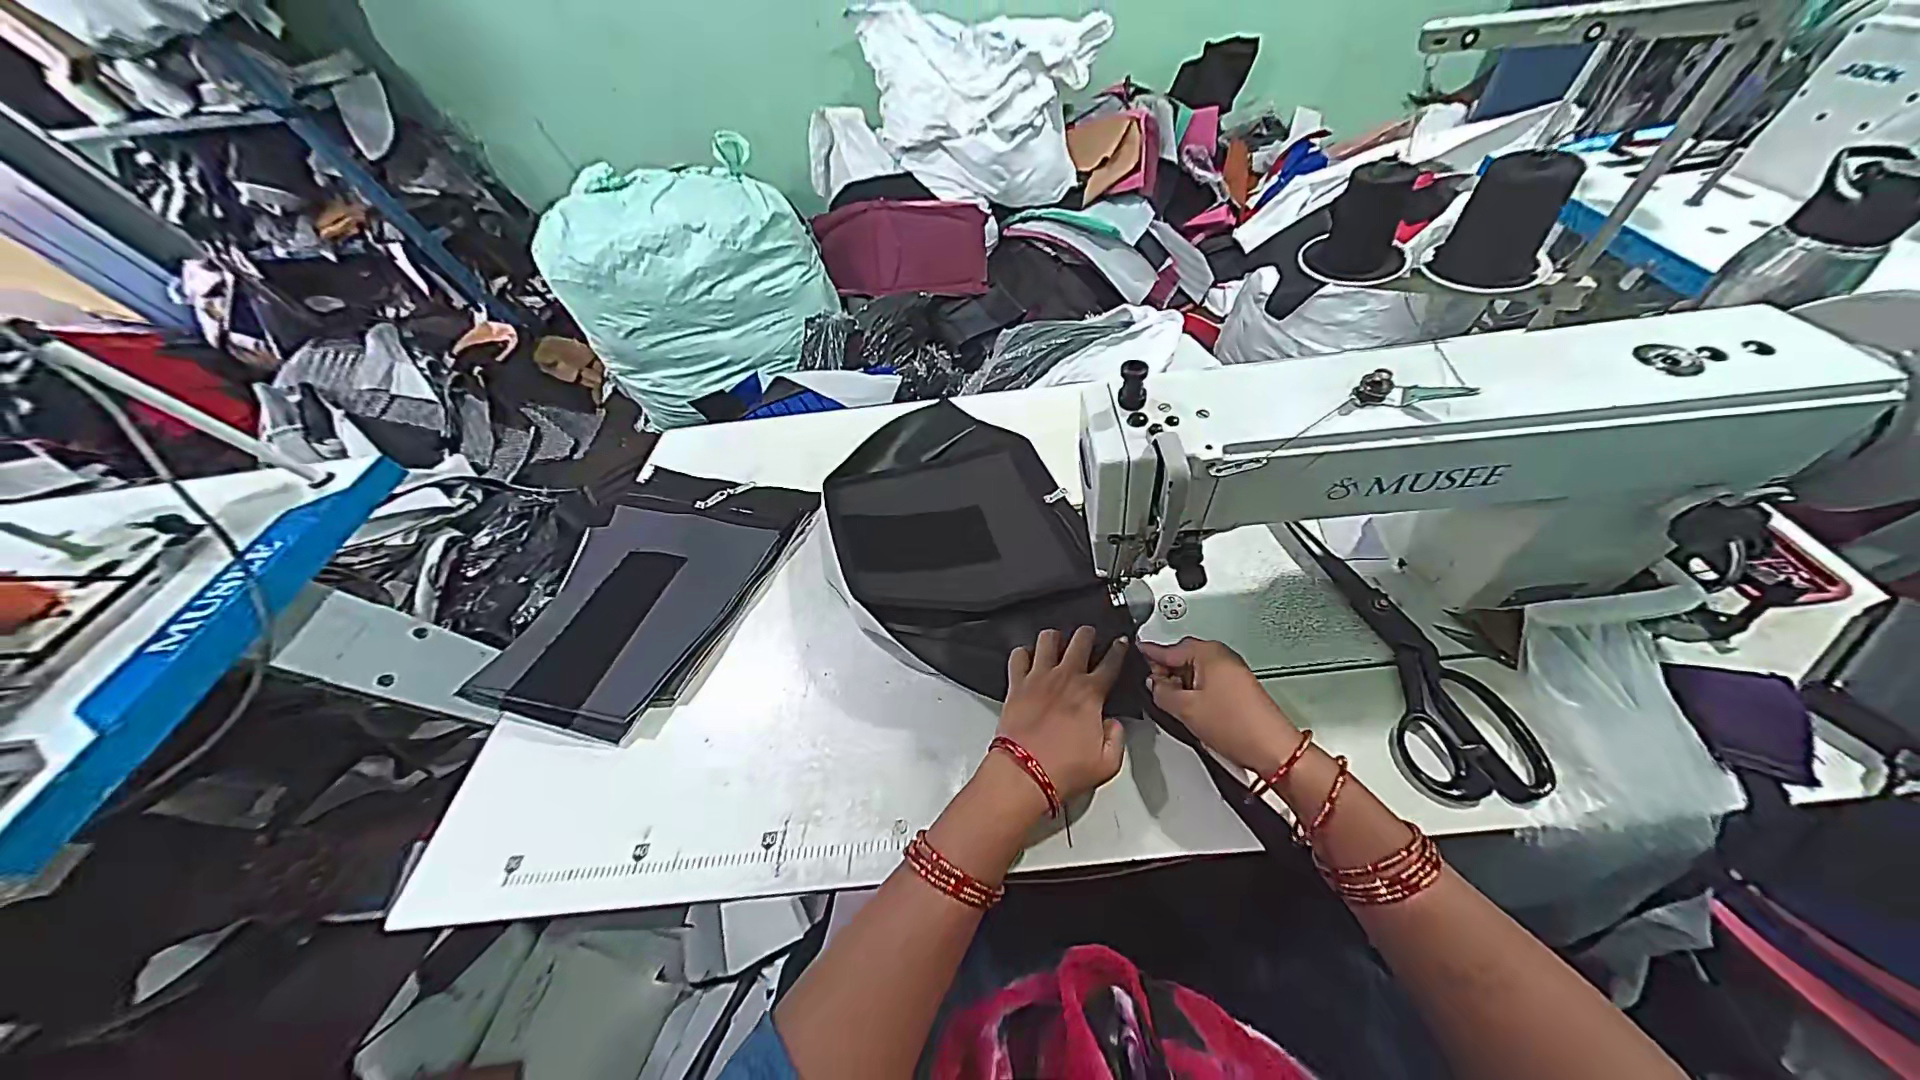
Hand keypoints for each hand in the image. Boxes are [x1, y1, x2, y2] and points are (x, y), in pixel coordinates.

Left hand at [993, 627, 1127, 806]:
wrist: (1024, 772)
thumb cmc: (1062, 768)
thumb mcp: (1108, 762)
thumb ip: (1117, 737)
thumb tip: (1114, 724)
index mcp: (1090, 694)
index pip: (1111, 662)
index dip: (1119, 649)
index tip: (1120, 643)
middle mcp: (1065, 678)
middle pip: (1080, 639)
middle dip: (1088, 634)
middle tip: (1089, 636)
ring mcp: (1038, 678)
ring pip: (1047, 639)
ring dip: (1056, 637)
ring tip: (1059, 642)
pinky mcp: (1016, 685)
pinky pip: (1018, 656)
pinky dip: (1024, 653)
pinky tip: (1028, 658)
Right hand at [1140, 637, 1300, 773]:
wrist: (1273, 750)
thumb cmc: (1240, 726)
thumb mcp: (1184, 709)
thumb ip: (1160, 691)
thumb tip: (1154, 684)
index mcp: (1209, 652)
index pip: (1168, 648)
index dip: (1149, 656)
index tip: (1137, 656)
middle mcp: (1222, 657)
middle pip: (1182, 659)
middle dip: (1167, 674)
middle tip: (1158, 692)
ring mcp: (1232, 672)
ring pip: (1194, 673)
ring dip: (1182, 687)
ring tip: (1181, 709)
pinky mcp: (1238, 688)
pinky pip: (1207, 684)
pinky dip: (1196, 694)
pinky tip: (1196, 713)